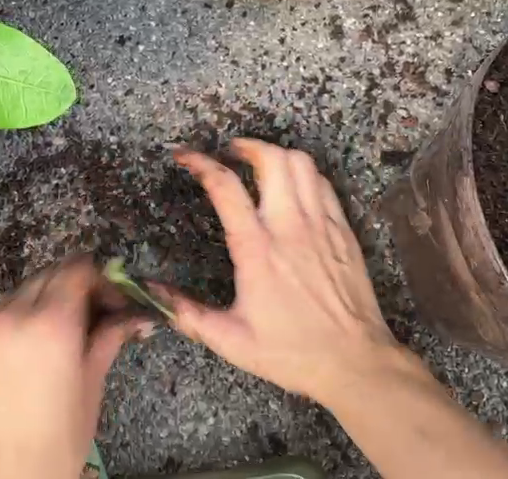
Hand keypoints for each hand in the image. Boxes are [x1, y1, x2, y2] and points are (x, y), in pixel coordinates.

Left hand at [0, 256, 150, 478]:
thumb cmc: (53, 449)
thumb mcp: (90, 393)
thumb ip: (106, 342)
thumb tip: (129, 318)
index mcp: (51, 323)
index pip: (77, 269)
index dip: (99, 278)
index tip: (112, 298)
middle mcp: (13, 315)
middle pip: (48, 275)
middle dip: (72, 286)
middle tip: (92, 314)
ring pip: (19, 294)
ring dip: (42, 300)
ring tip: (60, 335)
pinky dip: (16, 323)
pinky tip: (28, 355)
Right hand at [154, 138, 415, 407]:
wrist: (356, 362)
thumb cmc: (292, 352)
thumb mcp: (231, 340)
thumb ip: (187, 314)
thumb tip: (151, 293)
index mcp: (257, 249)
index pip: (225, 186)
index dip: (200, 162)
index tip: (184, 155)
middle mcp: (289, 226)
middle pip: (270, 159)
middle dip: (245, 146)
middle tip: (230, 152)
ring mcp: (320, 224)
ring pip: (300, 163)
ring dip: (276, 153)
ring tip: (260, 161)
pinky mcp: (343, 230)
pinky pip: (323, 183)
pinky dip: (304, 172)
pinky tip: (292, 184)